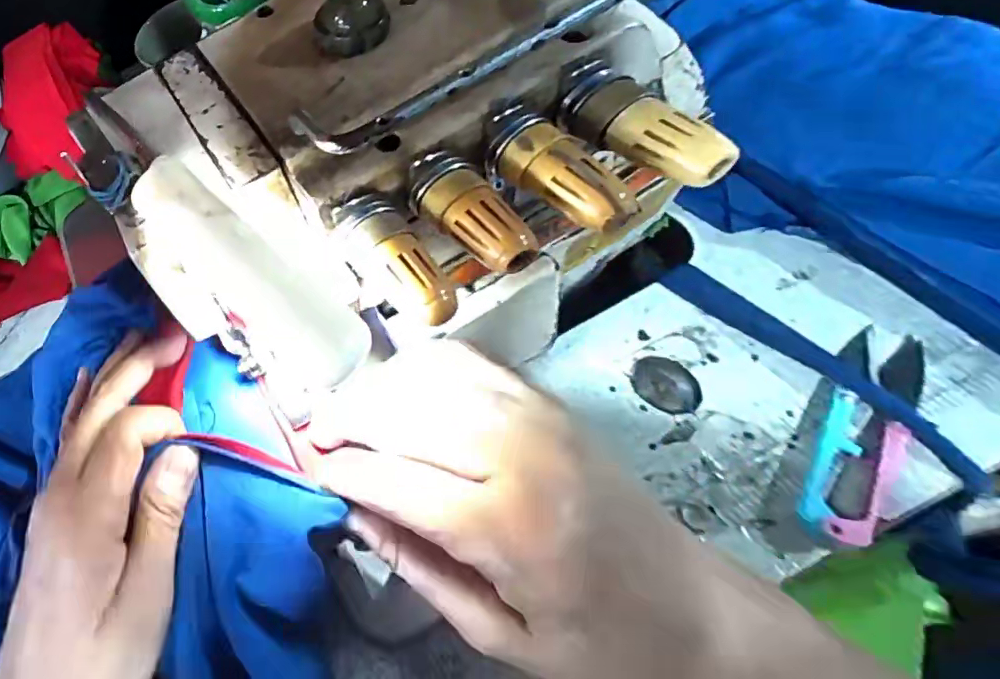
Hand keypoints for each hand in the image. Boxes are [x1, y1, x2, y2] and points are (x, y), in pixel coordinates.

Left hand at [0, 329, 201, 678]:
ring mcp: (49, 496)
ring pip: (79, 417)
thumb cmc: (101, 656)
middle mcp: (60, 490)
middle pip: (97, 410)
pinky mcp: (48, 508)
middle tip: (169, 335)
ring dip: (110, 374)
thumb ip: (160, 518)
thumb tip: (183, 450)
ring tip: (135, 339)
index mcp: (86, 511)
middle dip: (133, 367)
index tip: (191, 438)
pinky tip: (87, 383)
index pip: (124, 432)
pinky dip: (82, 402)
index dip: (160, 418)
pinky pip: (66, 437)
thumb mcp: (144, 600)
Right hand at [308, 341, 885, 678]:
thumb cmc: (597, 641)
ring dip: (377, 387)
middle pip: (402, 411)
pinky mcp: (540, 394)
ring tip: (350, 412)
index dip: (342, 469)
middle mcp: (515, 450)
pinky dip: (419, 366)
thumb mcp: (502, 639)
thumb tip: (353, 511)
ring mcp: (531, 410)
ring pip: (426, 373)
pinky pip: (461, 358)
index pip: (395, 480)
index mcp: (509, 526)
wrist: (692, 605)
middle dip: (346, 417)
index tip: (307, 464)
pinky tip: (401, 389)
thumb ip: (420, 570)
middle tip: (314, 431)